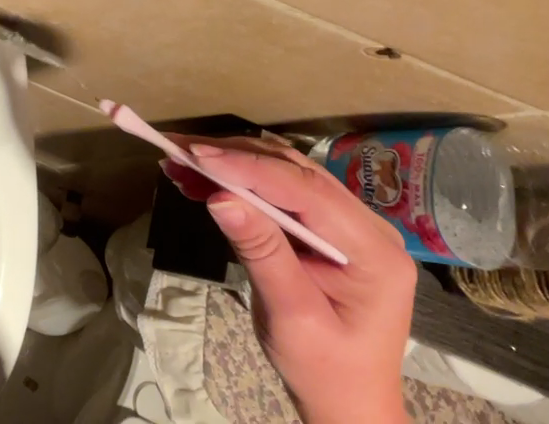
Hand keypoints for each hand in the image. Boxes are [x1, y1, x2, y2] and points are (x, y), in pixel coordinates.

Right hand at [162, 136, 415, 423]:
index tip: (195, 154)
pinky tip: (202, 181)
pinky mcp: (326, 228)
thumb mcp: (291, 315)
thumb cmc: (324, 369)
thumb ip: (261, 252)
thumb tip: (220, 198)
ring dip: (230, 164)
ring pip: (283, 174)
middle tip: (175, 150)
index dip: (247, 167)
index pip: (304, 190)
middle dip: (231, 157)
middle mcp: (367, 226)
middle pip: (293, 172)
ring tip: (179, 162)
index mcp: (372, 250)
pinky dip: (238, 182)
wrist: (348, 402)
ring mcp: (348, 224)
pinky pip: (279, 191)